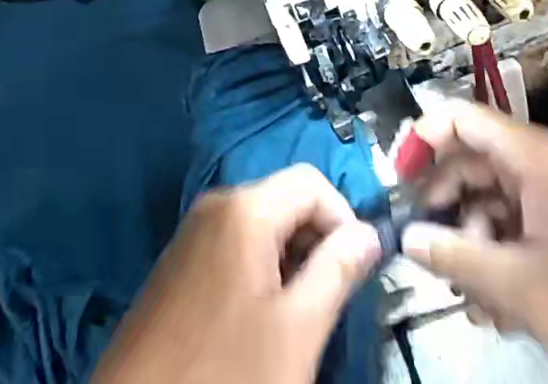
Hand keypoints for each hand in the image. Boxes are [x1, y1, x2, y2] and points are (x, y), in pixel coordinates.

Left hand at [92, 164, 383, 383]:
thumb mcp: (297, 329)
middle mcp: (215, 205)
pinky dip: (260, 266)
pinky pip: (233, 243)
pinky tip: (259, 317)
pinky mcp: (179, 259)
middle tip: (329, 298)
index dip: (343, 218)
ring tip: (297, 314)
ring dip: (290, 257)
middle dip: (316, 239)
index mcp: (244, 209)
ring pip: (261, 224)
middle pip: (285, 199)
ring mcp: (192, 231)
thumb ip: (338, 272)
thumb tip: (368, 233)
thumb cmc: (227, 369)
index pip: (311, 182)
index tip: (356, 269)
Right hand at [401, 101, 547, 383]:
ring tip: (464, 290)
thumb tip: (406, 236)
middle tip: (422, 244)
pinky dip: (499, 251)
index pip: (458, 117)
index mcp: (531, 154)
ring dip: (470, 236)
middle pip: (470, 159)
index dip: (420, 140)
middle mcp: (542, 162)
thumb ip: (454, 255)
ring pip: (492, 197)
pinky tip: (494, 302)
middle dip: (441, 201)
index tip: (396, 182)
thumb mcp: (521, 285)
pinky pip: (518, 221)